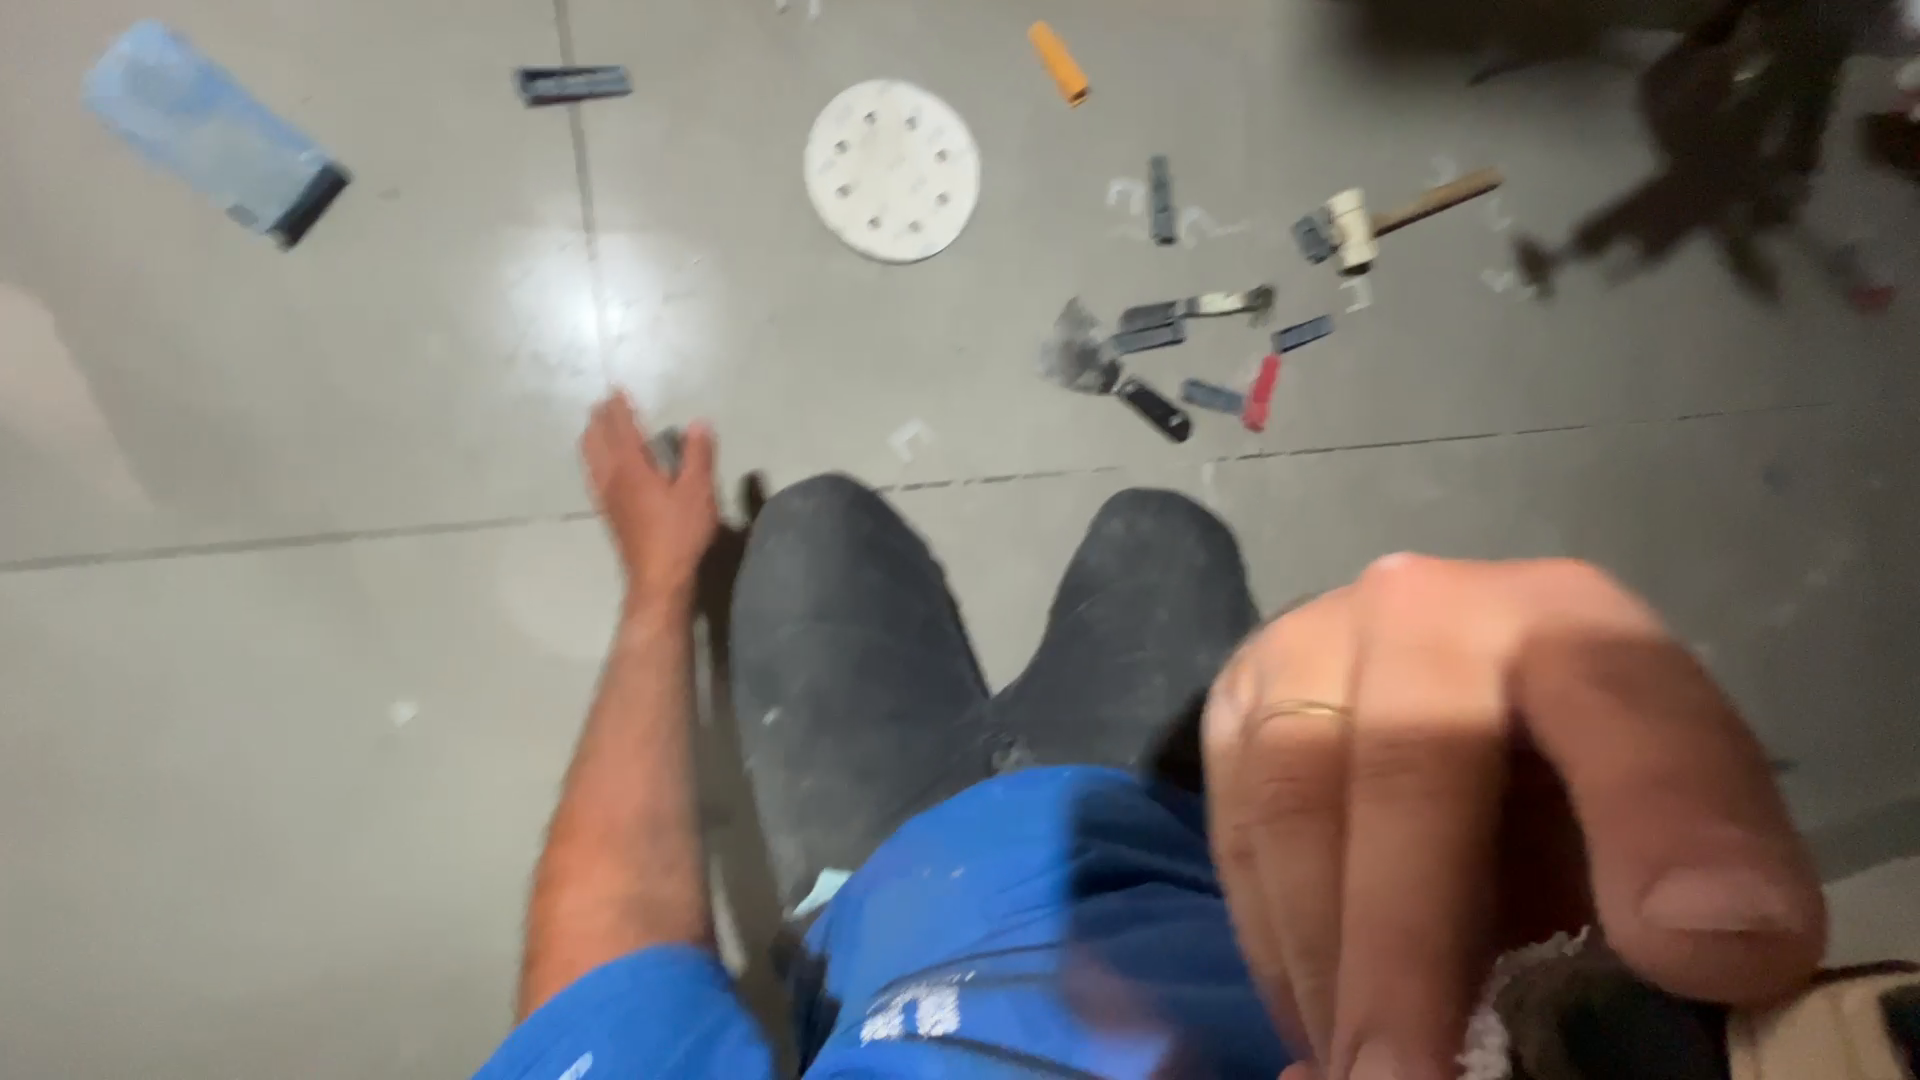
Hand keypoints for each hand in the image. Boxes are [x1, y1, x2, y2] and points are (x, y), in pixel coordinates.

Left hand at [580, 391, 717, 609]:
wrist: (658, 577)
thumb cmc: (681, 533)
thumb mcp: (698, 492)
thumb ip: (698, 455)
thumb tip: (699, 423)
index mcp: (633, 468)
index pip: (622, 429)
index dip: (619, 408)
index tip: (616, 391)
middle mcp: (612, 478)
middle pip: (597, 441)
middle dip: (599, 420)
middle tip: (602, 405)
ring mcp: (607, 498)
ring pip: (591, 460)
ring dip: (592, 439)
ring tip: (595, 429)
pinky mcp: (609, 515)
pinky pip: (594, 477)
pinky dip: (594, 461)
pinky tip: (601, 468)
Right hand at [1202, 555, 1824, 1079]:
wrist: (1410, 664)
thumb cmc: (1548, 762)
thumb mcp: (1641, 813)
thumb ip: (1657, 896)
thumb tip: (1637, 1012)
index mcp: (1569, 628)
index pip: (1626, 708)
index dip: (1666, 828)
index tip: (1702, 961)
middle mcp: (1421, 608)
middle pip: (1408, 765)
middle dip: (1406, 948)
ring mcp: (1305, 641)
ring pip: (1292, 795)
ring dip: (1316, 953)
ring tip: (1348, 1072)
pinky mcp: (1233, 692)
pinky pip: (1233, 818)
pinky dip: (1266, 930)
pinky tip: (1306, 1008)